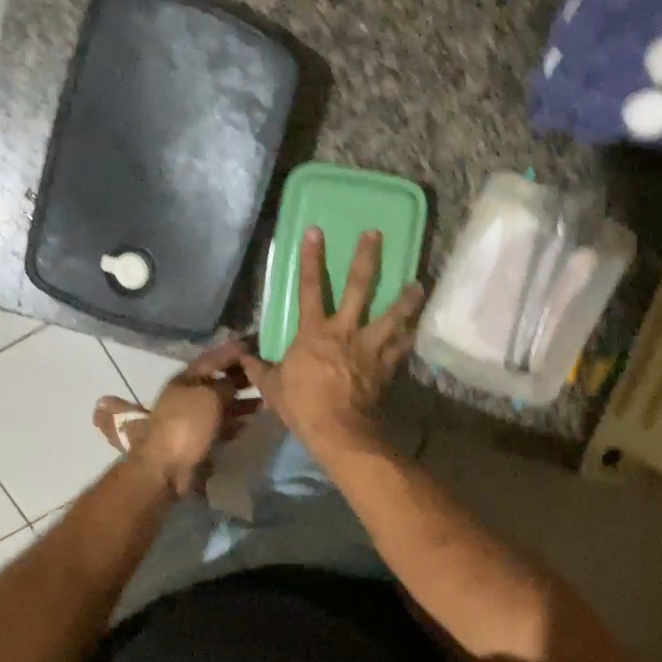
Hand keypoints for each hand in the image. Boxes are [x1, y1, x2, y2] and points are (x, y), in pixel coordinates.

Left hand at [128, 339, 256, 495]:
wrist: (167, 468)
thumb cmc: (186, 425)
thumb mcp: (209, 396)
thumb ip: (226, 384)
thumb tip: (235, 382)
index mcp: (186, 379)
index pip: (212, 358)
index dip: (232, 351)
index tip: (254, 344)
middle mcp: (189, 395)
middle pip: (218, 381)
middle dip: (241, 376)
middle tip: (266, 373)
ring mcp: (193, 419)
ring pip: (222, 404)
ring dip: (243, 401)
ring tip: (266, 400)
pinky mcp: (199, 440)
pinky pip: (222, 426)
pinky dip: (236, 422)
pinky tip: (251, 422)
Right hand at [243, 227, 425, 455]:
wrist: (338, 430)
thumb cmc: (302, 406)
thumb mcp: (273, 388)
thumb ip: (259, 370)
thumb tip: (243, 359)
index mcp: (314, 332)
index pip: (310, 288)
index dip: (311, 259)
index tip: (315, 231)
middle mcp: (345, 331)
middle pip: (359, 287)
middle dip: (366, 258)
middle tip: (375, 234)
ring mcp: (369, 347)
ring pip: (393, 314)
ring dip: (406, 298)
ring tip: (418, 284)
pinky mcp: (385, 366)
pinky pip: (401, 347)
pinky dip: (409, 337)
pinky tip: (417, 328)